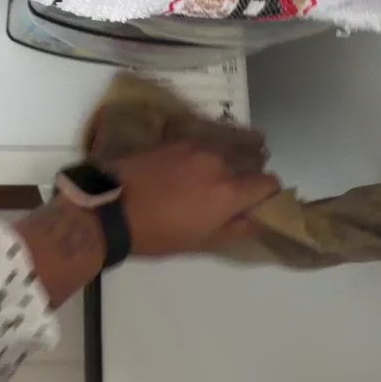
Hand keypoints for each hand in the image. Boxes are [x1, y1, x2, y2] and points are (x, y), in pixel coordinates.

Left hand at [113, 143, 280, 257]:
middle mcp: (217, 161)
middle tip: (226, 196)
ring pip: (223, 150)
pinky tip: (185, 168)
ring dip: (222, 163)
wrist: (111, 206)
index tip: (257, 204)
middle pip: (247, 163)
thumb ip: (236, 228)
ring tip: (203, 180)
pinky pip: (200, 143)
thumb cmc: (157, 233)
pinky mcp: (173, 139)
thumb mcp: (202, 242)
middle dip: (244, 178)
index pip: (269, 182)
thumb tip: (258, 217)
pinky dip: (201, 154)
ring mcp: (194, 145)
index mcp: (229, 190)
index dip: (268, 194)